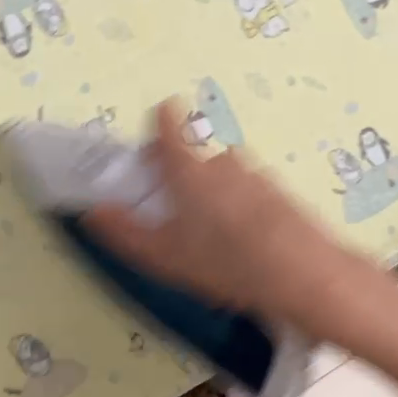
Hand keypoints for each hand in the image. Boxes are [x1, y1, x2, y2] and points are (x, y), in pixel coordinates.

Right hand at [83, 100, 397, 345]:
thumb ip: (125, 232)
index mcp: (190, 167)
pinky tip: (246, 239)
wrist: (304, 273)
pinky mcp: (283, 194)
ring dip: (217, 188)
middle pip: (198, 148)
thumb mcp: (165, 256)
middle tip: (178, 204)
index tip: (154, 146)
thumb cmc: (225, 262)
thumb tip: (93, 212)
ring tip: (214, 229)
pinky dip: (244, 205)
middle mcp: (224, 160)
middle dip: (185, 168)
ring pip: (228, 171)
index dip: (159, 125)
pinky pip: (253, 190)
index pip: (170, 122)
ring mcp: (259, 174)